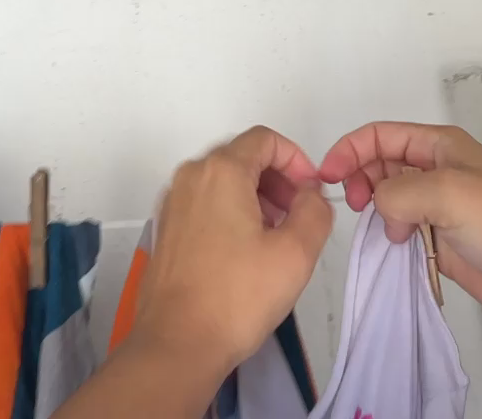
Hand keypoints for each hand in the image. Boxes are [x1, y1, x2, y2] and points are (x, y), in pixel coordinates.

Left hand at [134, 126, 333, 380]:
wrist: (177, 342)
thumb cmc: (237, 296)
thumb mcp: (295, 253)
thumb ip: (315, 211)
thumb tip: (311, 195)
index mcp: (221, 169)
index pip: (265, 139)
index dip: (296, 159)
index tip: (312, 193)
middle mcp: (192, 174)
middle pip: (243, 156)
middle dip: (277, 179)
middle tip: (298, 216)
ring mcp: (173, 199)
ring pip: (224, 179)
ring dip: (256, 196)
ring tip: (276, 236)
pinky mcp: (166, 225)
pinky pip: (205, 200)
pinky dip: (231, 210)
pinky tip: (246, 250)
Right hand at [319, 121, 481, 344]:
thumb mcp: (444, 192)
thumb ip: (396, 192)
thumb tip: (380, 209)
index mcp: (438, 145)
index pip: (379, 135)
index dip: (348, 150)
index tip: (326, 177)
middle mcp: (436, 170)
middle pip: (379, 163)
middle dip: (360, 179)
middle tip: (356, 205)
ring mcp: (441, 208)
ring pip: (389, 198)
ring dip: (377, 210)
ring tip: (385, 229)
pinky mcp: (445, 244)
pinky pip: (403, 231)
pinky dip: (391, 236)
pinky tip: (396, 247)